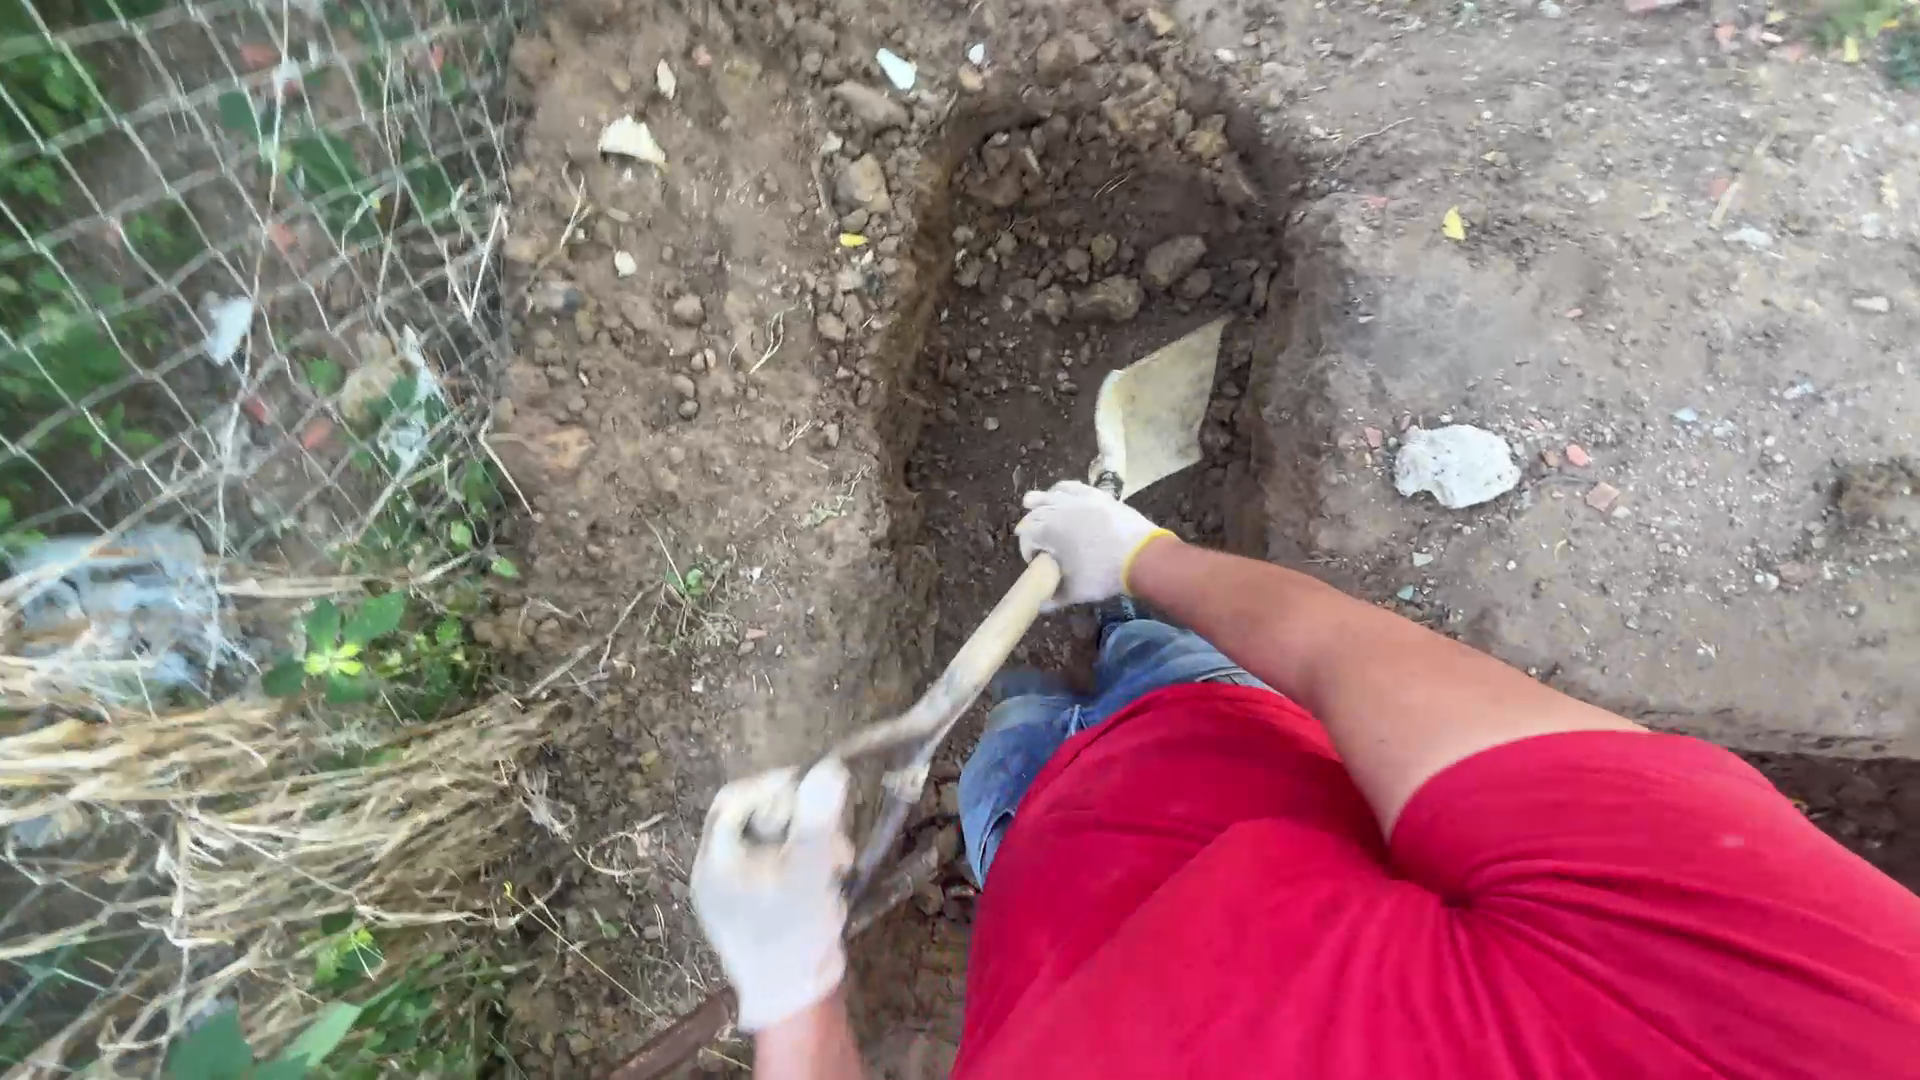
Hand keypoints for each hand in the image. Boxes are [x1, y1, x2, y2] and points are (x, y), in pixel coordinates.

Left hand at [691, 759, 852, 1031]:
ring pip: (770, 840)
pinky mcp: (751, 902)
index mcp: (716, 861)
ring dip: (808, 839)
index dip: (770, 787)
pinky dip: (802, 860)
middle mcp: (716, 872)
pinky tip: (829, 873)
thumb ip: (817, 820)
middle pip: (753, 819)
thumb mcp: (809, 869)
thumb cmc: (794, 932)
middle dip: (797, 817)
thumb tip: (828, 768)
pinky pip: (774, 863)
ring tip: (839, 859)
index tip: (808, 787)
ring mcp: (732, 889)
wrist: (794, 997)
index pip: (734, 801)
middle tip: (831, 829)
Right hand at [1014, 480, 1173, 608]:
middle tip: (1036, 542)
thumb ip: (1053, 597)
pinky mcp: (1096, 494)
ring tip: (1034, 508)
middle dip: (1030, 528)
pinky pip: (1071, 487)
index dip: (1027, 550)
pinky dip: (1060, 491)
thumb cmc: (1102, 574)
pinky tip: (1060, 495)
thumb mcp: (1074, 591)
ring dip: (1039, 504)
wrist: (1141, 556)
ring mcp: (1077, 499)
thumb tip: (1041, 604)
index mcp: (1047, 531)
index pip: (1026, 537)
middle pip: (1034, 514)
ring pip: (1049, 495)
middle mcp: (1057, 509)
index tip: (1035, 562)